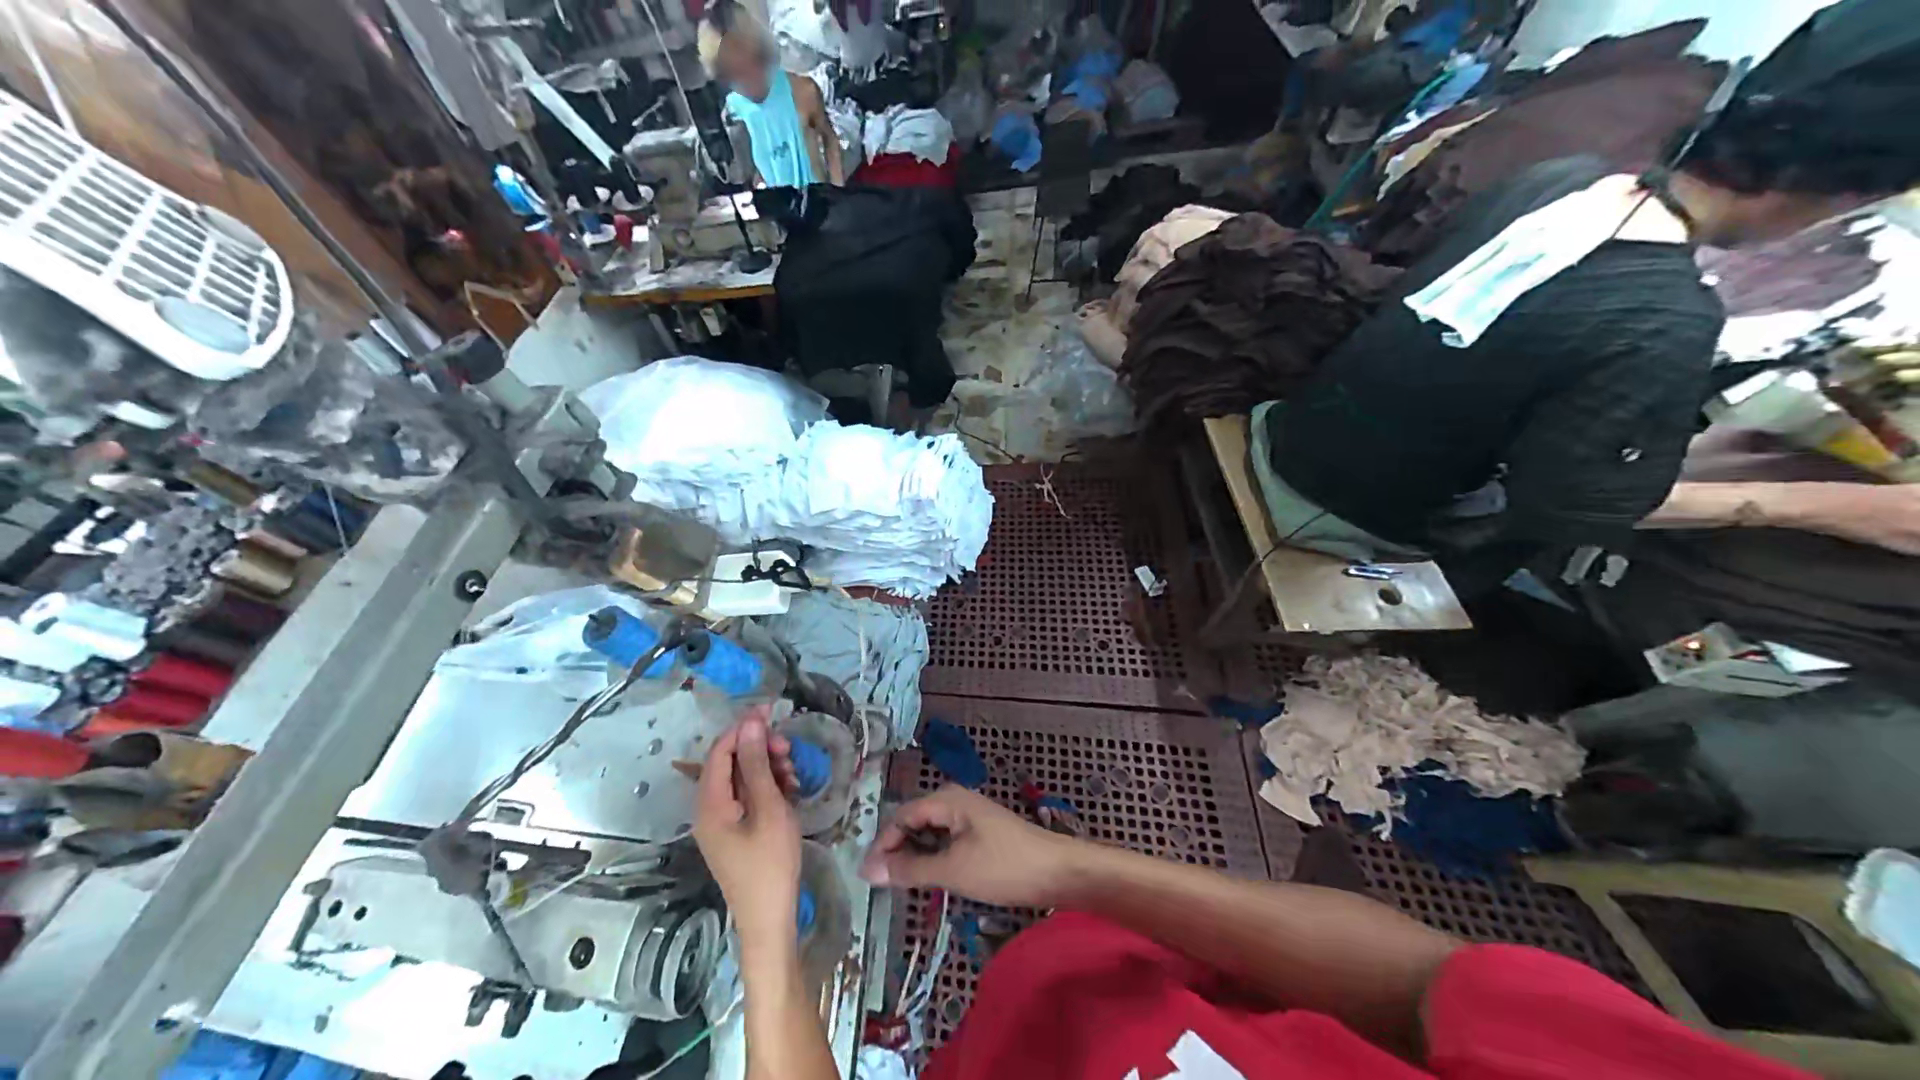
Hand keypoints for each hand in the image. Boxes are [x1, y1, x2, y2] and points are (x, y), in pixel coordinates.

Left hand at [695, 709, 802, 947]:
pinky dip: (769, 789)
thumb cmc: (770, 864)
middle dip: (760, 750)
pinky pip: (749, 797)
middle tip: (788, 751)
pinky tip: (790, 792)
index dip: (744, 727)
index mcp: (709, 803)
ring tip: (794, 776)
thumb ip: (758, 764)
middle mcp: (709, 809)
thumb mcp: (769, 808)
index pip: (720, 750)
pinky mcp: (736, 832)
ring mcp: (722, 822)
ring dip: (768, 769)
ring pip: (743, 779)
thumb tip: (751, 723)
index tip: (772, 712)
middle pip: (731, 763)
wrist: (769, 919)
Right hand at [860, 786, 1085, 908]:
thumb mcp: (952, 870)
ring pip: (929, 833)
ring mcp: (969, 816)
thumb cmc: (1003, 867)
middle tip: (882, 883)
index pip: (900, 816)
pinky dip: (933, 857)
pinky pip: (945, 840)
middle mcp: (955, 800)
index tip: (868, 876)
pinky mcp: (979, 833)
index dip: (882, 844)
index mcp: (947, 799)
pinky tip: (930, 878)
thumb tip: (868, 870)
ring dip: (915, 856)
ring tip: (902, 885)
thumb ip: (910, 870)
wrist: (1057, 872)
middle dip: (896, 850)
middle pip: (913, 821)